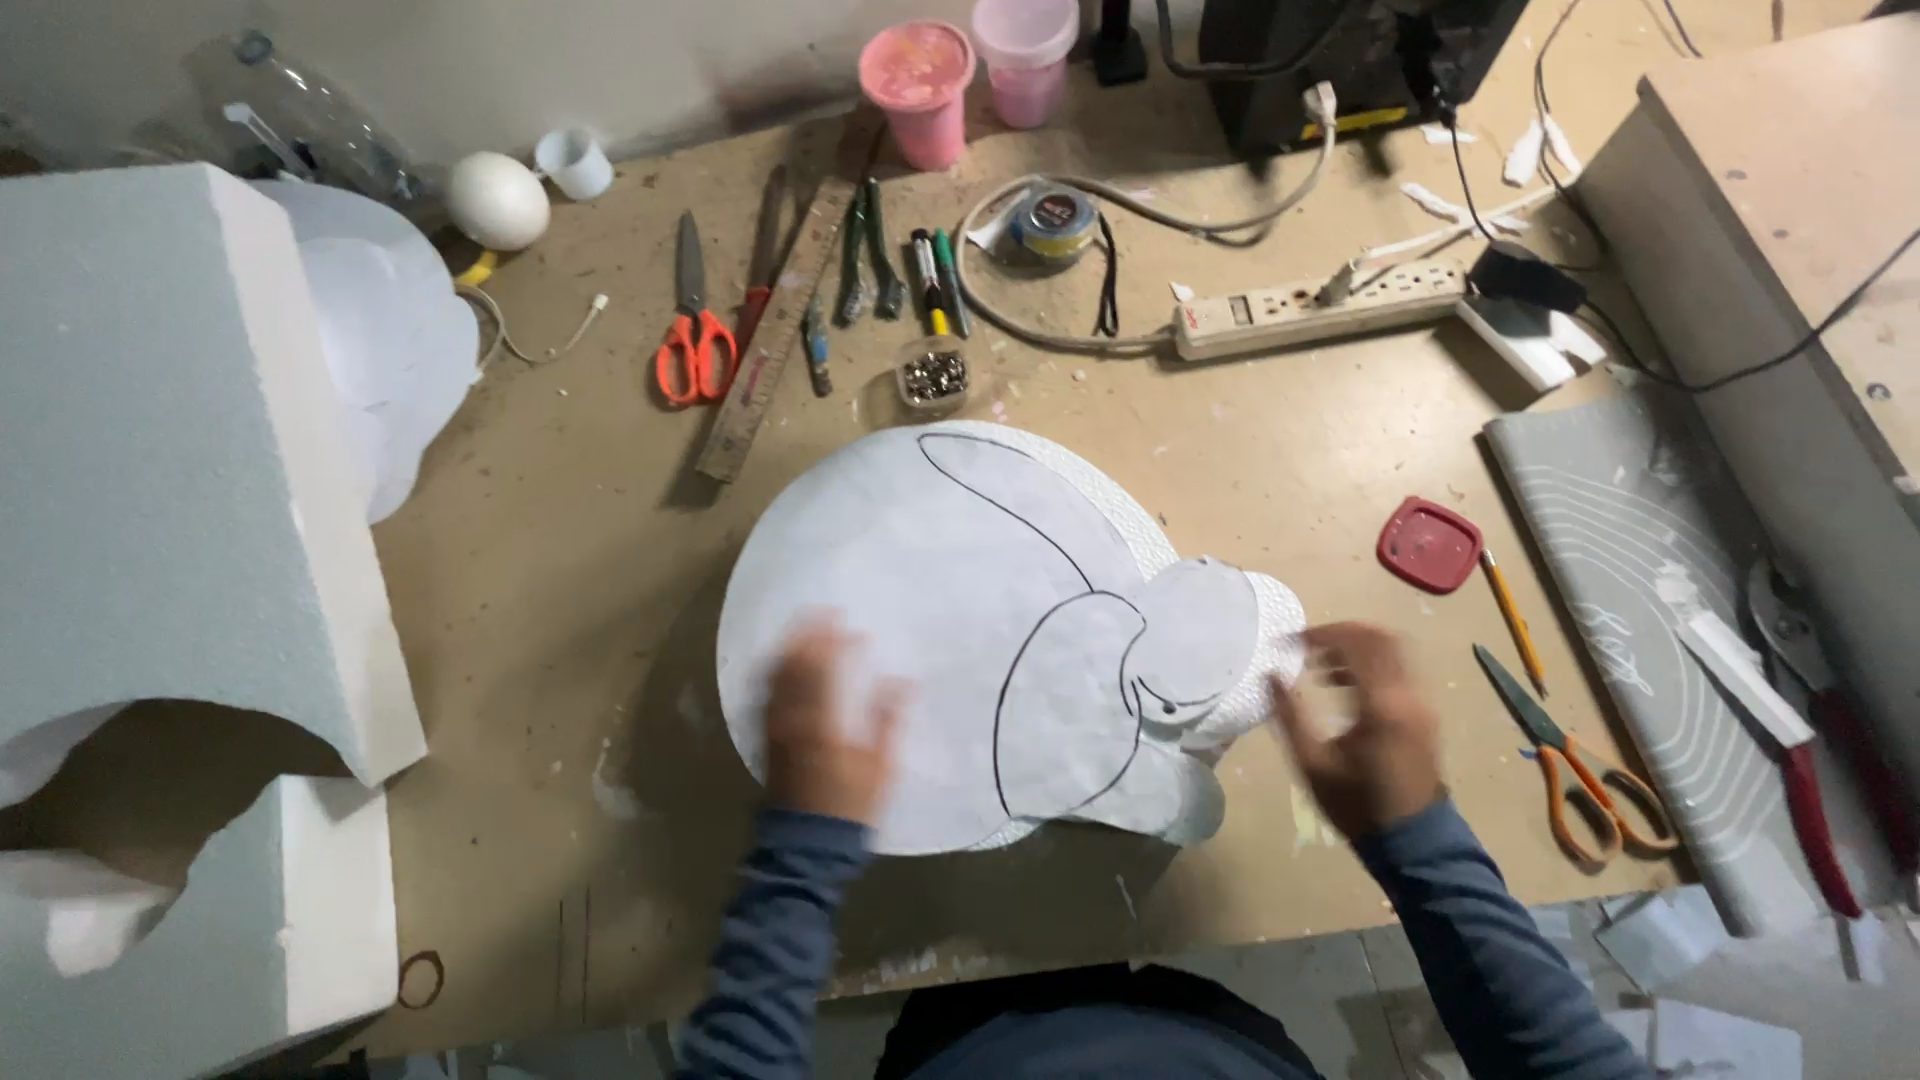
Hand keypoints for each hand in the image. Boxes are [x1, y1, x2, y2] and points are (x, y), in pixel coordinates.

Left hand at [763, 615, 909, 826]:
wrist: (807, 843)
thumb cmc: (850, 806)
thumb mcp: (880, 767)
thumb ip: (889, 721)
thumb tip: (903, 681)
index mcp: (822, 723)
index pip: (824, 670)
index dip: (836, 643)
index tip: (852, 626)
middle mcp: (791, 719)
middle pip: (793, 665)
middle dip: (808, 634)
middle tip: (825, 613)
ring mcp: (774, 727)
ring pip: (774, 676)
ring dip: (788, 647)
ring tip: (804, 629)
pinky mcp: (766, 737)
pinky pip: (764, 693)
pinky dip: (774, 670)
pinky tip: (783, 662)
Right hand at [1269, 622, 1445, 839]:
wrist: (1412, 841)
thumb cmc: (1356, 804)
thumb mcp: (1312, 763)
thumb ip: (1289, 714)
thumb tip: (1271, 674)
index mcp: (1381, 706)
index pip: (1354, 644)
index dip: (1319, 635)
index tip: (1289, 644)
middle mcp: (1409, 697)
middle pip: (1381, 637)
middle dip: (1341, 633)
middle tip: (1307, 647)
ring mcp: (1422, 704)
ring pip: (1393, 651)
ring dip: (1355, 649)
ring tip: (1320, 669)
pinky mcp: (1424, 715)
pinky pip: (1399, 670)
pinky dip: (1370, 665)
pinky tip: (1342, 686)